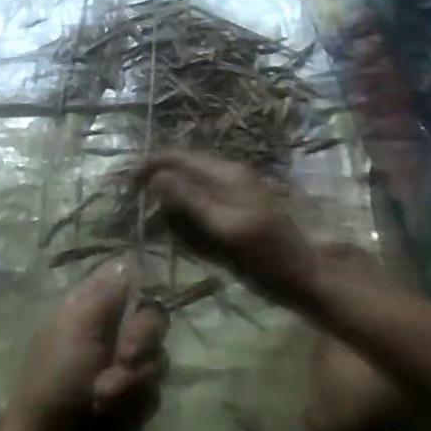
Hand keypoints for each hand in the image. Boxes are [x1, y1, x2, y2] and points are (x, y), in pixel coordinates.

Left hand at [9, 262, 168, 430]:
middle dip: (140, 344)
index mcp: (90, 309)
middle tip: (123, 361)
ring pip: (156, 363)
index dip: (144, 293)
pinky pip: (152, 398)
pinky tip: (110, 420)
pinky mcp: (132, 404)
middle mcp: (108, 334)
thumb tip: (127, 258)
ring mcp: (122, 370)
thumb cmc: (57, 378)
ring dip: (131, 385)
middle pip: (153, 322)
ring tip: (102, 402)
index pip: (131, 285)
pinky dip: (132, 410)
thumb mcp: (78, 326)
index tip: (143, 305)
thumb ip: (107, 292)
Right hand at [137, 150, 324, 311]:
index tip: (123, 184)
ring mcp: (234, 187)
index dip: (147, 165)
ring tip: (149, 214)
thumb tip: (157, 176)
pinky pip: (200, 198)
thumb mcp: (225, 227)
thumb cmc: (268, 254)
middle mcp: (228, 172)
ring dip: (167, 194)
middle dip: (154, 179)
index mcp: (226, 172)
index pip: (175, 155)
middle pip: (180, 165)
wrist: (308, 274)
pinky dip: (183, 207)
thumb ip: (191, 199)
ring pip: (188, 181)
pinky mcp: (236, 204)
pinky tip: (176, 223)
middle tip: (131, 202)